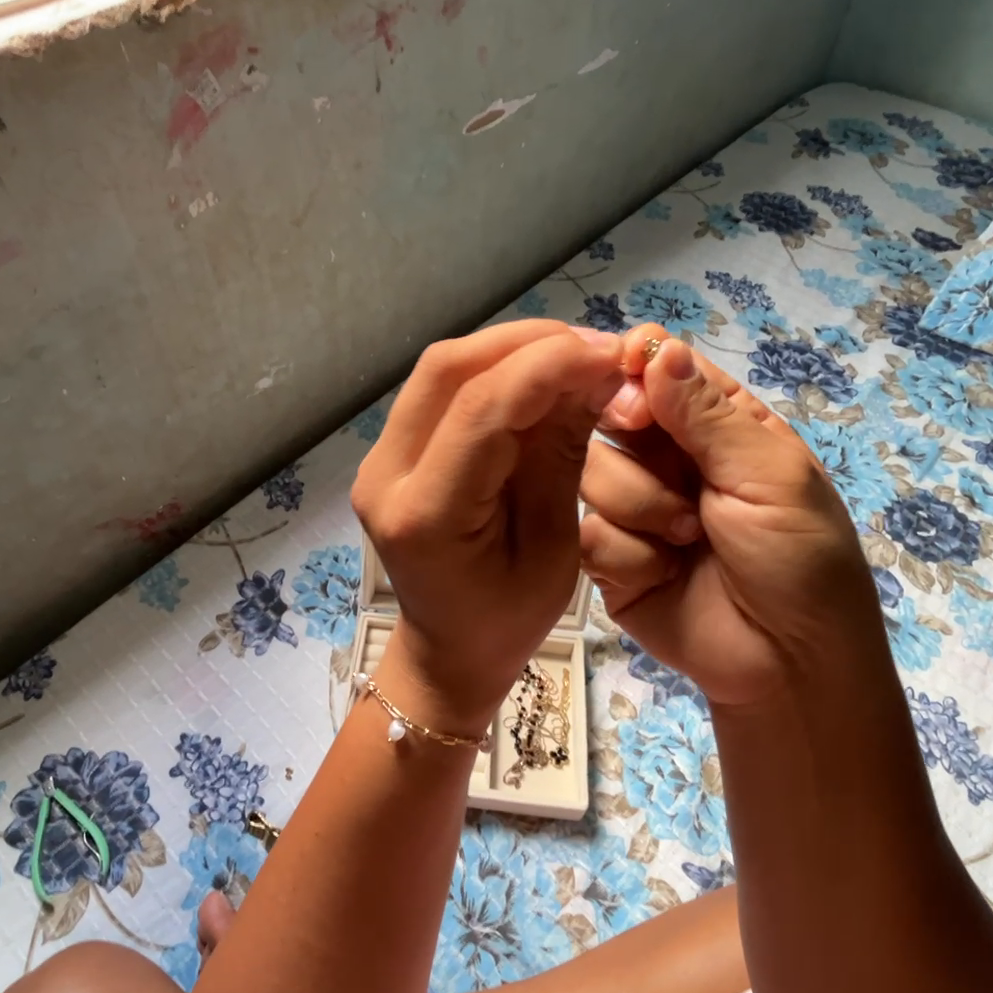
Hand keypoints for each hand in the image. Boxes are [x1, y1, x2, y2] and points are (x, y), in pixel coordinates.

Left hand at [353, 321, 624, 728]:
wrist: (447, 650)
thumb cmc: (507, 621)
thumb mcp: (555, 547)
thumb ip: (564, 454)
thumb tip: (598, 372)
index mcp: (425, 515)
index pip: (483, 408)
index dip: (551, 365)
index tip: (613, 353)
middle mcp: (385, 474)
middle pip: (447, 368)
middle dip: (528, 342)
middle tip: (596, 347)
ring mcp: (379, 458)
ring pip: (441, 370)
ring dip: (511, 350)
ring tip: (575, 356)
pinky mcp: (390, 451)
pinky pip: (440, 390)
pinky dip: (494, 371)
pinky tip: (539, 377)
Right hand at [579, 326, 884, 705]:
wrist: (786, 667)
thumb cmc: (799, 561)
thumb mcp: (770, 477)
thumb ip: (708, 415)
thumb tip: (657, 346)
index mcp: (714, 426)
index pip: (658, 370)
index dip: (634, 367)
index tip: (632, 386)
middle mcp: (665, 458)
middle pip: (607, 413)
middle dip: (630, 438)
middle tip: (669, 469)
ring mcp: (632, 507)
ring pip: (589, 471)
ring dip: (641, 505)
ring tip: (687, 539)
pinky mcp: (606, 557)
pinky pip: (586, 531)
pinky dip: (626, 552)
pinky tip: (662, 572)